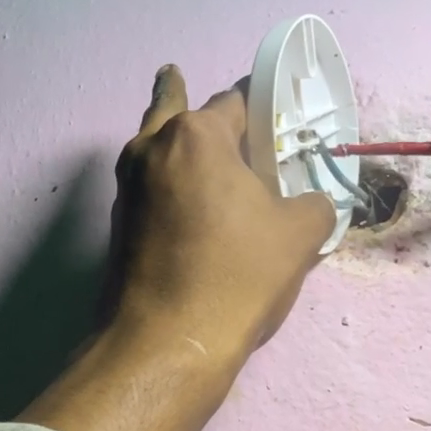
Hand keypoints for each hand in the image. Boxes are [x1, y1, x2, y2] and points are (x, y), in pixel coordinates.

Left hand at [105, 65, 337, 356]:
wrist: (165, 343)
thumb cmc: (236, 274)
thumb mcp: (298, 234)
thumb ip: (313, 203)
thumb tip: (310, 202)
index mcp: (195, 136)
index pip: (235, 100)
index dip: (261, 103)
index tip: (276, 110)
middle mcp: (151, 149)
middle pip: (173, 109)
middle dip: (184, 95)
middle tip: (189, 86)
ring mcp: (126, 187)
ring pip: (153, 147)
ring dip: (171, 140)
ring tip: (191, 141)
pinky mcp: (117, 224)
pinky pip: (149, 186)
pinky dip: (168, 183)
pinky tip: (190, 203)